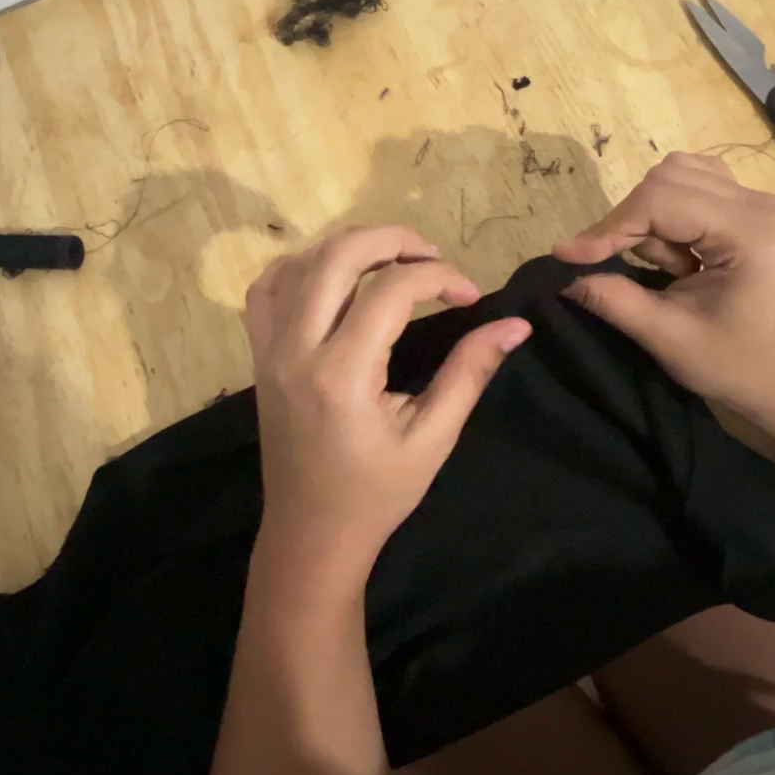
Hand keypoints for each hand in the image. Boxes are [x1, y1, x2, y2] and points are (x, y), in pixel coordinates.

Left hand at [244, 226, 531, 576]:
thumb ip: (470, 373)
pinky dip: (301, 267)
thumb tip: (515, 326)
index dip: (440, 278)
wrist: (311, 534)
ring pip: (299, 263)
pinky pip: (266, 290)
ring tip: (389, 262)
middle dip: (392, 240)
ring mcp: (269, 349)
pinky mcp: (259, 356)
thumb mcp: (433, 437)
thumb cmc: (377, 492)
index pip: (392, 290)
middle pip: (338, 256)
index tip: (471, 296)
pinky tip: (333, 279)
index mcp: (343, 372)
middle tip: (432, 256)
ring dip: (348, 248)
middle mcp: (297, 349)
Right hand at [552, 152, 774, 420]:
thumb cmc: (735, 365)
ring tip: (667, 266)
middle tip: (630, 271)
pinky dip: (668, 211)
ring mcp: (760, 200)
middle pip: (667, 179)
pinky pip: (694, 184)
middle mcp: (761, 202)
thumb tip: (565, 275)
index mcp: (750, 231)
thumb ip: (614, 300)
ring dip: (651, 216)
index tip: (569, 256)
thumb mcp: (667, 338)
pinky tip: (676, 249)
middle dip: (631, 223)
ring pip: (677, 174)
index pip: (661, 200)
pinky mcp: (752, 207)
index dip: (609, 226)